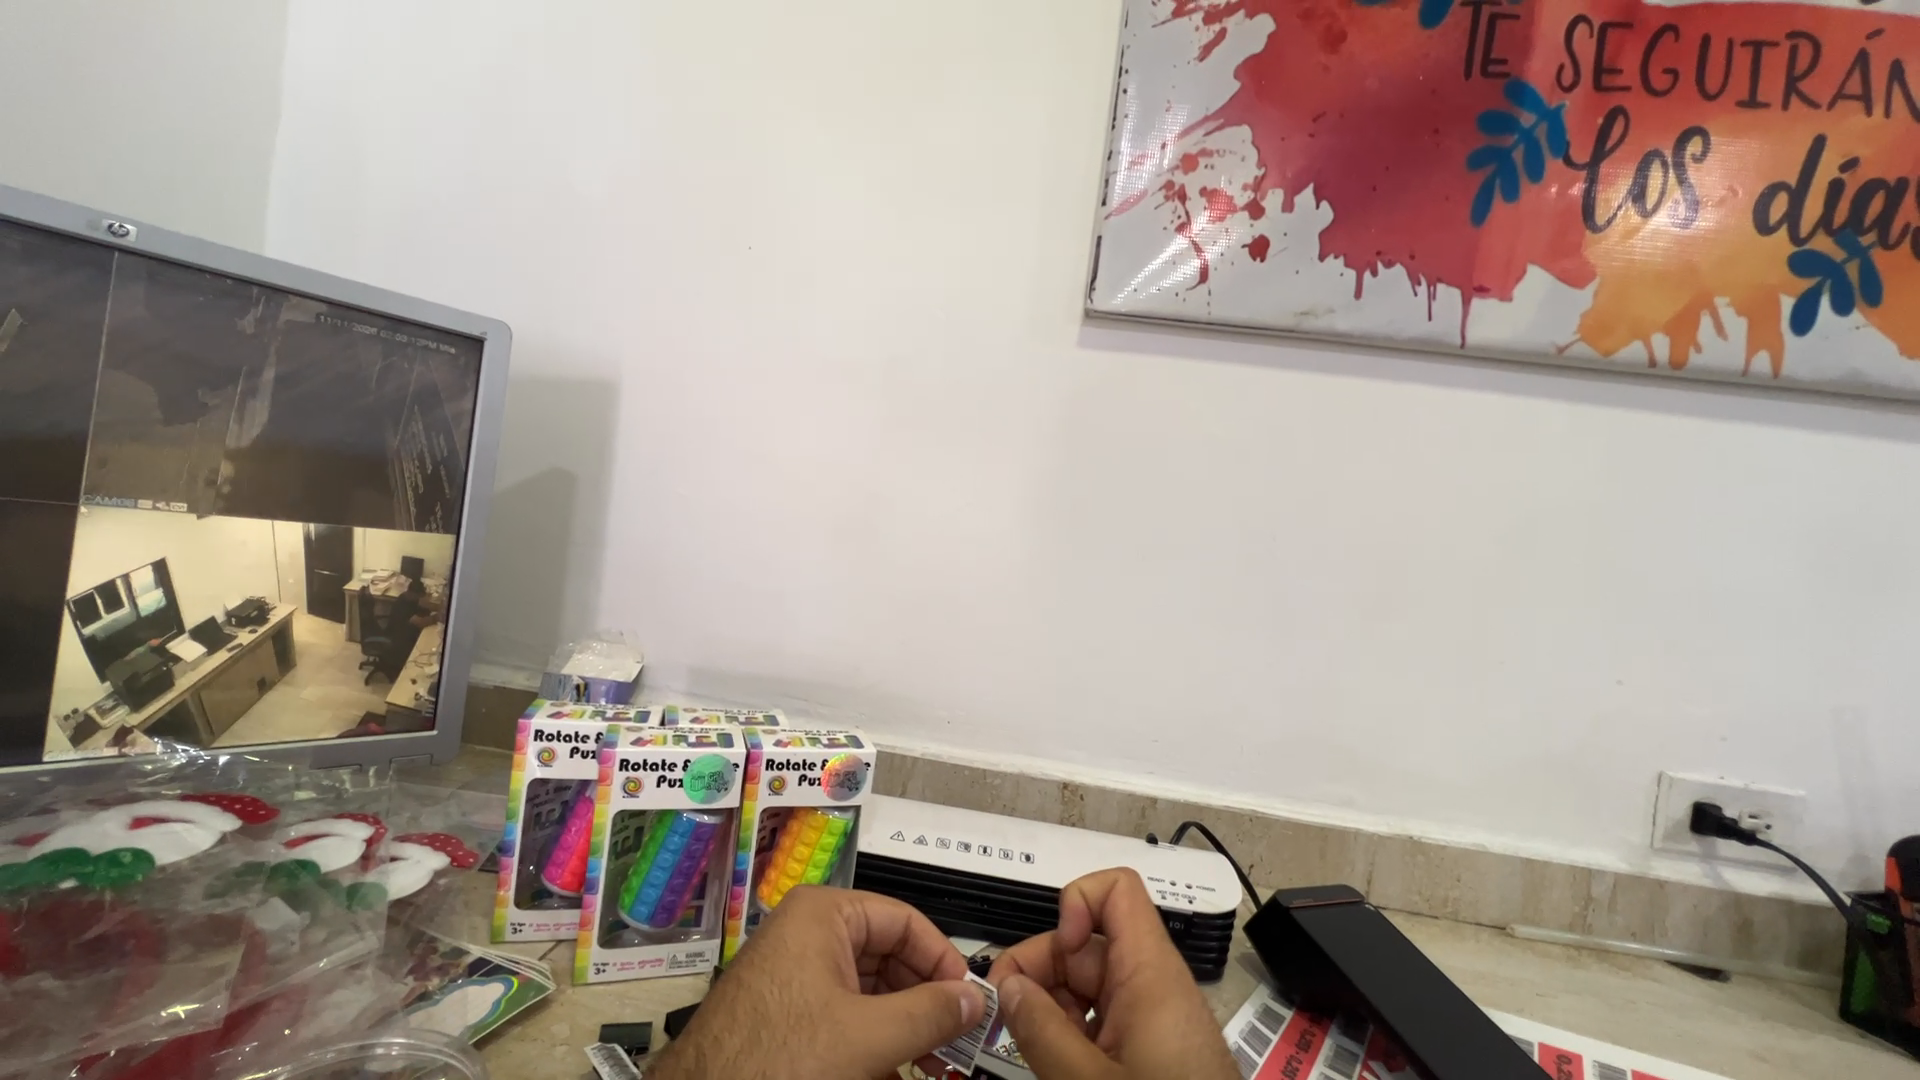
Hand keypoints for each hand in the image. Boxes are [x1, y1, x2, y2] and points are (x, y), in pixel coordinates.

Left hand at [649, 886, 985, 1079]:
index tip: (969, 1002)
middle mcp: (809, 933)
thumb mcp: (867, 1037)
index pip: (904, 920)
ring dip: (903, 1026)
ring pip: (868, 990)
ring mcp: (795, 972)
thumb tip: (975, 1000)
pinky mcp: (786, 1011)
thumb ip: (929, 1014)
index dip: (942, 960)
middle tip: (957, 1041)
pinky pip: (844, 1014)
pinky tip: (894, 1070)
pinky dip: (873, 1041)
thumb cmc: (781, 1060)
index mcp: (825, 914)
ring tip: (934, 1063)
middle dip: (924, 1001)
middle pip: (888, 955)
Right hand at [988, 868, 1237, 1079]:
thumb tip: (1007, 986)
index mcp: (1149, 973)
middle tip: (1001, 1014)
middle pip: (1087, 943)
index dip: (1076, 902)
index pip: (1116, 890)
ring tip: (1026, 1049)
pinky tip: (1053, 1066)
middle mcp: (1152, 985)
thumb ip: (1041, 1031)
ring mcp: (1151, 1020)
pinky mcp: (1150, 1051)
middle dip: (1039, 969)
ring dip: (1049, 1008)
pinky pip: (1100, 1021)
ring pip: (1087, 985)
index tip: (1054, 951)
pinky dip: (1070, 1035)